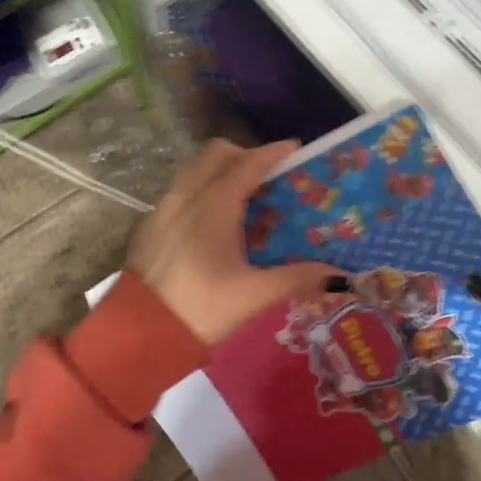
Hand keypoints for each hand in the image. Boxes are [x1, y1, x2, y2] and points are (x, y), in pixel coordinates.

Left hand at [126, 140, 345, 343]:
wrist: (141, 330)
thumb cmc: (201, 306)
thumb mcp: (254, 294)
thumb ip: (297, 278)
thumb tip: (339, 276)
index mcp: (215, 203)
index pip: (248, 163)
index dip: (273, 153)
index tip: (294, 150)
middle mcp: (188, 194)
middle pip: (217, 153)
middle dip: (243, 155)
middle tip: (267, 176)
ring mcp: (165, 206)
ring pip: (195, 168)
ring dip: (220, 170)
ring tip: (243, 198)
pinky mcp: (151, 222)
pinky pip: (181, 189)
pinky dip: (201, 189)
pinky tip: (213, 222)